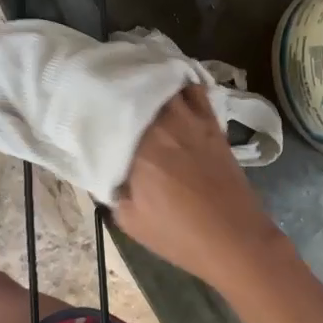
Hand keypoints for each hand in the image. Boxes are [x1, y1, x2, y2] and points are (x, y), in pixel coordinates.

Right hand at [113, 85, 286, 289]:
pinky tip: (169, 91)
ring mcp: (188, 117)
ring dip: (145, 83)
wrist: (234, 239)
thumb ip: (111, 187)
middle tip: (106, 96)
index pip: (106, 116)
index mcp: (136, 146)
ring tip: (134, 86)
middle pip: (132, 91)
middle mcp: (160, 123)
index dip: (95, 111)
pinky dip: (177, 86)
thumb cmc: (179, 234)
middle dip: (117, 92)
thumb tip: (103, 165)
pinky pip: (191, 89)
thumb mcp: (129, 220)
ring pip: (161, 84)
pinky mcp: (209, 120)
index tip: (87, 113)